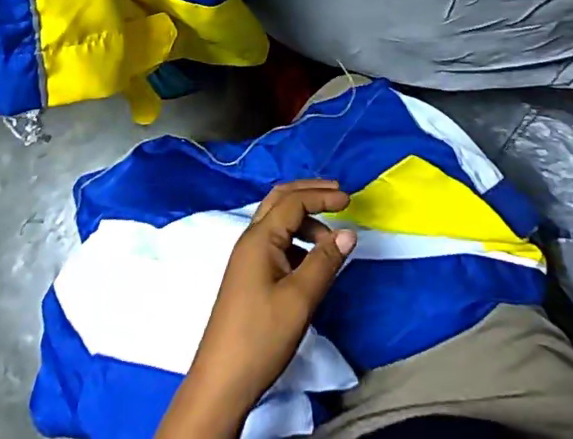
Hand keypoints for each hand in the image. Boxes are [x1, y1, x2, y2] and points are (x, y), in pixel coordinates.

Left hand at [155, 181, 357, 438]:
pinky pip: (276, 243)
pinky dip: (298, 241)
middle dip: (309, 193)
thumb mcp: (300, 299)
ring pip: (278, 222)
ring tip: (331, 242)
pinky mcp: (250, 275)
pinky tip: (312, 262)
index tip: (350, 200)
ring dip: (305, 221)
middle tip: (339, 196)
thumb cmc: (261, 335)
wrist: (222, 379)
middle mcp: (250, 240)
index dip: (322, 196)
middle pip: (280, 200)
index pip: (293, 201)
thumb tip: (348, 232)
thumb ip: (325, 262)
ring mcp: (248, 258)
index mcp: (259, 238)